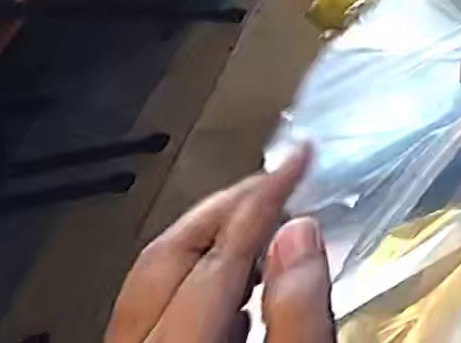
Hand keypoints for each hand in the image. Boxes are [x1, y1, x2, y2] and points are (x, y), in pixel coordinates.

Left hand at [106, 145, 334, 342]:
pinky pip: (158, 301)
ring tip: (274, 212)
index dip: (268, 194)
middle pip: (166, 256)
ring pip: (156, 275)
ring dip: (218, 232)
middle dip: (231, 203)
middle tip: (284, 174)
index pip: (220, 253)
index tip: (304, 153)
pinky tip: (248, 268)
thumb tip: (302, 227)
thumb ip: (300, 307)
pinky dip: (206, 266)